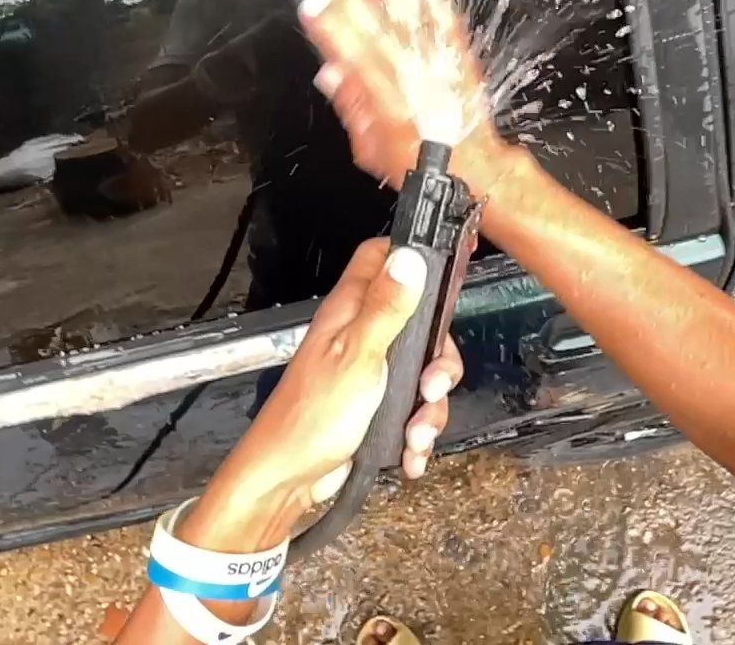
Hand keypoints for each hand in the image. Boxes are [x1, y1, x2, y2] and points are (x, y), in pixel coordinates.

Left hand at [187, 239, 464, 546]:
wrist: (288, 479)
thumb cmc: (310, 417)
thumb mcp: (358, 354)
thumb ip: (387, 307)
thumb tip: (408, 257)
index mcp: (351, 309)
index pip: (382, 257)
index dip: (412, 255)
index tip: (446, 270)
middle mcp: (360, 332)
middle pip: (420, 321)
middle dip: (437, 359)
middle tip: (431, 386)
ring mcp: (368, 368)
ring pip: (422, 370)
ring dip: (429, 408)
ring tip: (415, 433)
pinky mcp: (375, 403)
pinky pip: (412, 407)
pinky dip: (418, 432)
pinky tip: (410, 451)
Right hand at [297, 0, 517, 195]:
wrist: (471, 167)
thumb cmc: (418, 162)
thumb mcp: (369, 148)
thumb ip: (350, 106)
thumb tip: (330, 73)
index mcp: (382, 100)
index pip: (348, 54)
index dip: (327, 26)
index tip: (312, 1)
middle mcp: (408, 78)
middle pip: (373, 26)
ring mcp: (434, 65)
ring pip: (408, 16)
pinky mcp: (458, 59)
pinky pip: (446, 23)